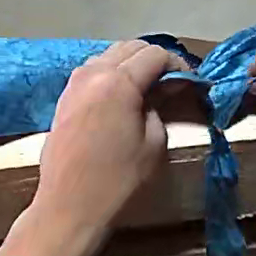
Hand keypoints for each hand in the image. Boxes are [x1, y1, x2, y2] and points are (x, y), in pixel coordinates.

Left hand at [29, 40, 186, 255]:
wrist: (68, 207)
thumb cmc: (118, 180)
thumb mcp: (153, 142)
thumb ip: (160, 105)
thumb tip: (164, 88)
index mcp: (118, 81)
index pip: (155, 54)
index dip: (178, 65)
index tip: (190, 81)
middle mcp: (93, 72)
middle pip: (131, 47)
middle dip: (155, 60)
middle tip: (172, 83)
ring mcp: (74, 82)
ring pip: (110, 55)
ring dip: (131, 63)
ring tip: (149, 87)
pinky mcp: (65, 96)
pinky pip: (93, 70)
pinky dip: (112, 73)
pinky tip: (123, 95)